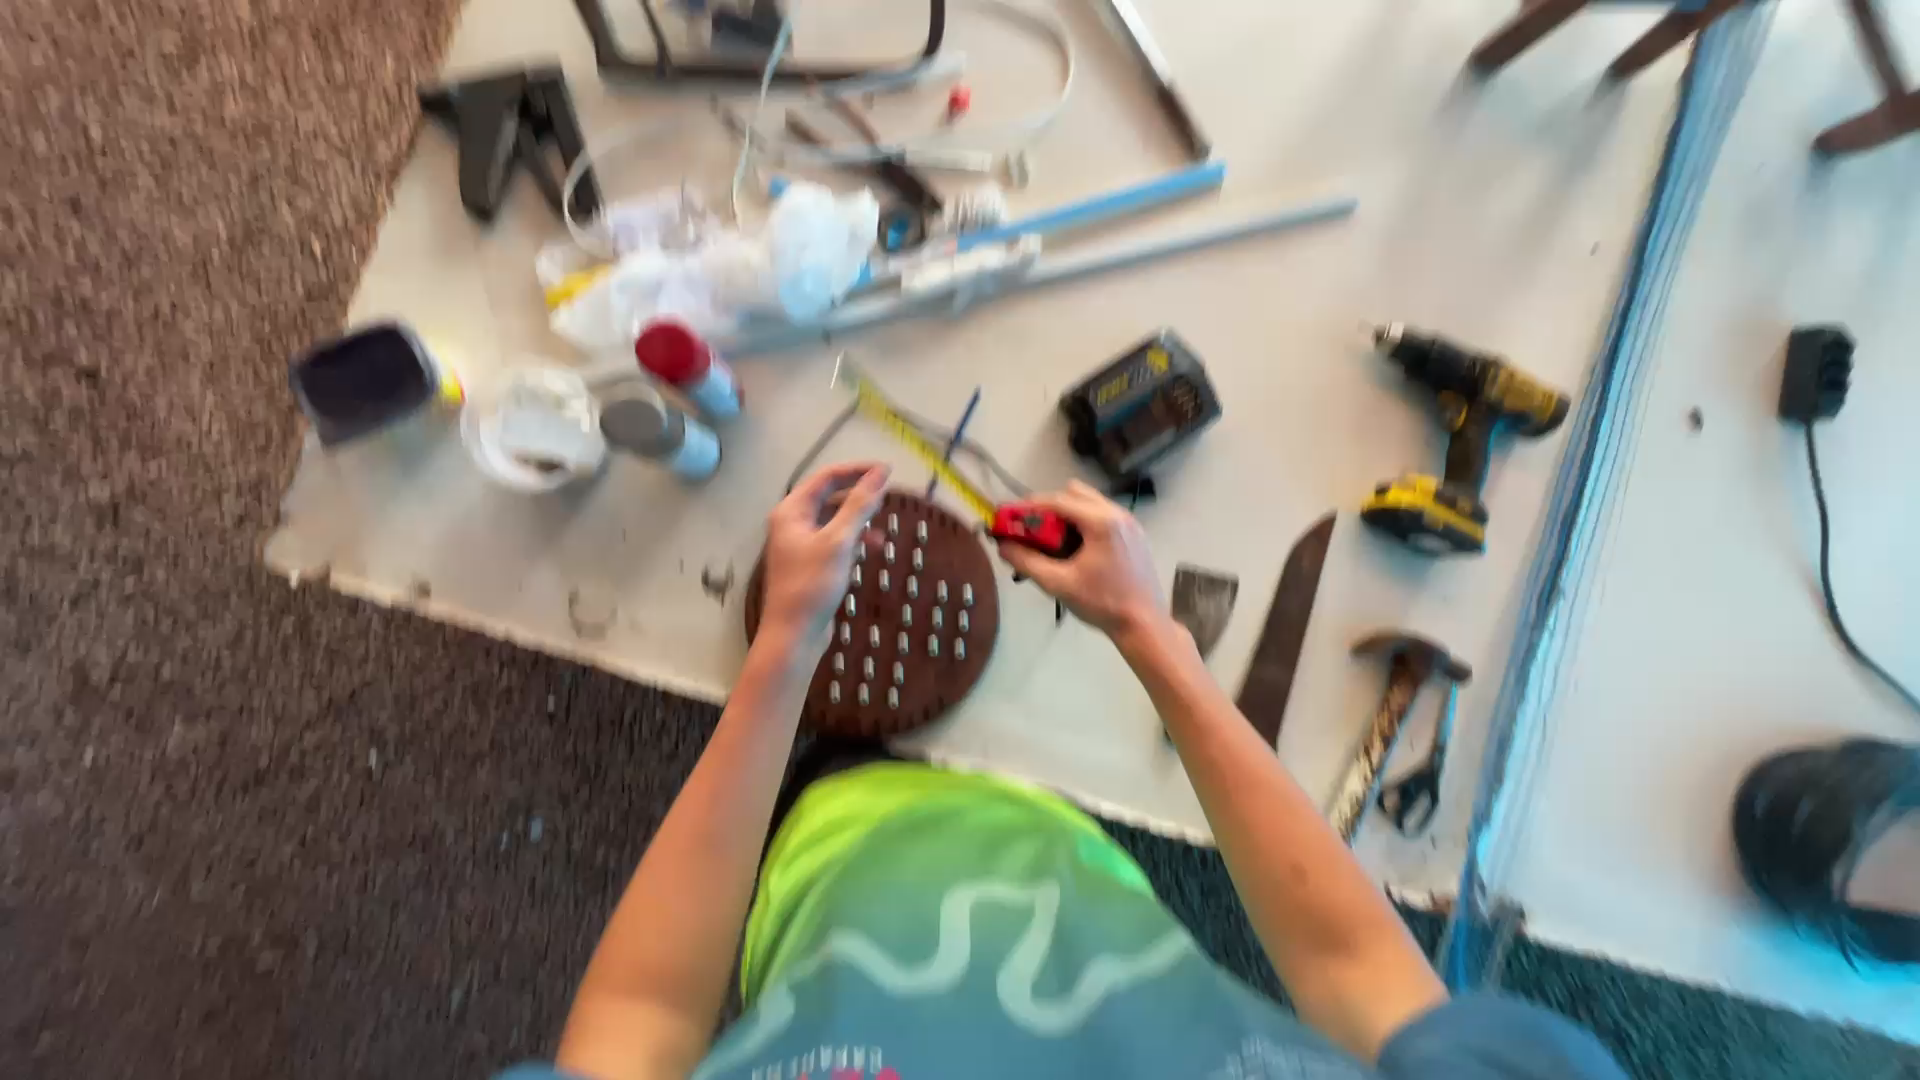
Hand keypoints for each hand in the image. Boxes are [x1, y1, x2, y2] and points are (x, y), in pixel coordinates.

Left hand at [760, 463, 889, 658]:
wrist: (794, 635)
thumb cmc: (813, 584)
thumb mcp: (840, 541)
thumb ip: (860, 505)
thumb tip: (881, 473)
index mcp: (792, 511)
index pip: (827, 477)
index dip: (857, 470)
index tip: (887, 471)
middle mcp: (792, 523)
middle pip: (829, 497)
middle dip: (859, 497)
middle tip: (887, 498)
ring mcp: (800, 545)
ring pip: (834, 521)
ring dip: (858, 522)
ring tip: (882, 532)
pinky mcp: (810, 565)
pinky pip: (835, 542)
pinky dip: (853, 542)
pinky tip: (871, 551)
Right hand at [996, 481, 1168, 639]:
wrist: (1144, 624)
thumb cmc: (1102, 603)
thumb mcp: (1059, 584)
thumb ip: (1027, 562)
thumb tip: (1002, 546)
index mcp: (1101, 521)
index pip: (1058, 500)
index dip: (1029, 506)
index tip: (1010, 514)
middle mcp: (1117, 514)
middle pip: (1074, 494)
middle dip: (1049, 508)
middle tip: (1032, 529)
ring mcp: (1129, 523)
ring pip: (1090, 503)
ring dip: (1067, 514)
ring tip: (1053, 541)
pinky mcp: (1134, 535)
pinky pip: (1103, 516)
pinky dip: (1084, 523)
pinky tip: (1076, 549)